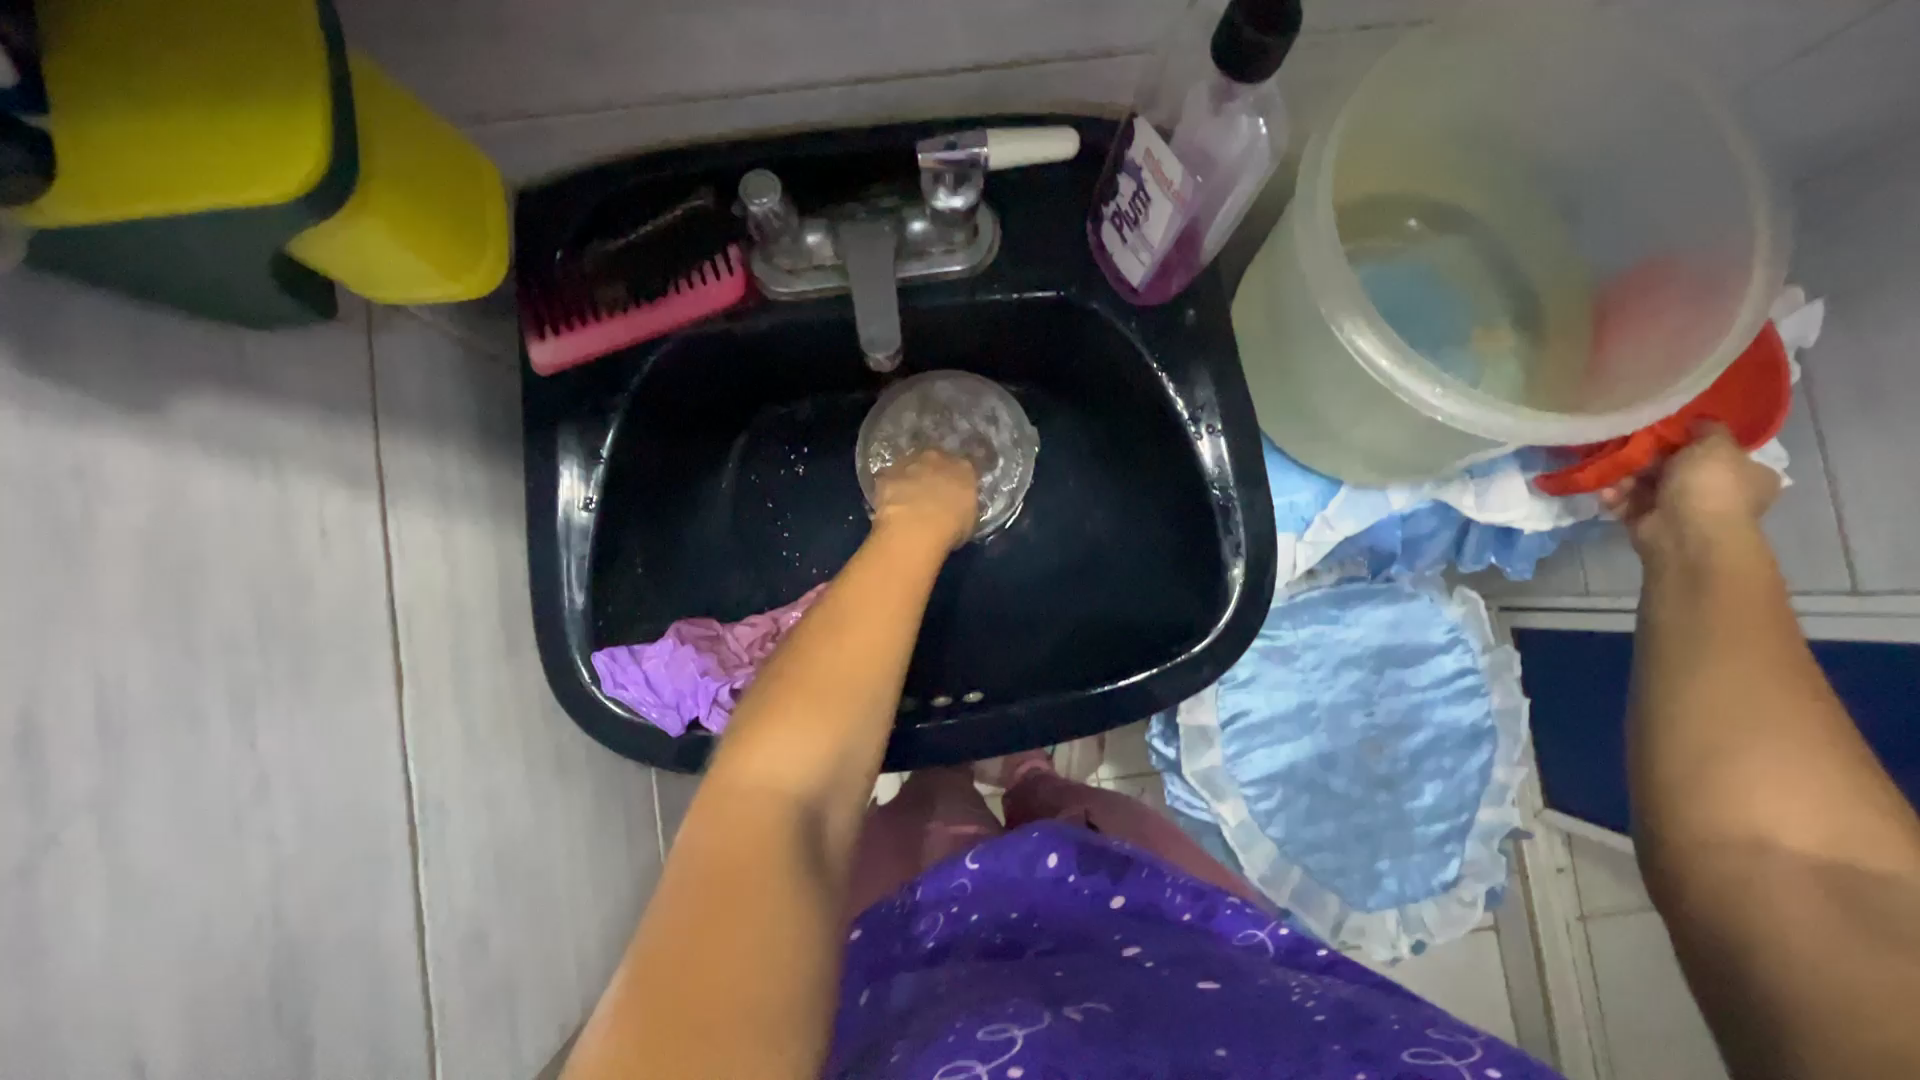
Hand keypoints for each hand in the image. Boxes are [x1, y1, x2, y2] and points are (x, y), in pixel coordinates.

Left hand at [872, 450, 979, 550]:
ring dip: (909, 479)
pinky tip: (888, 504)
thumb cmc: (951, 527)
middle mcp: (937, 458)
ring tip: (906, 500)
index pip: (962, 468)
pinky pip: (888, 479)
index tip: (952, 494)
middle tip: (928, 494)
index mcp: (963, 468)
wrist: (915, 527)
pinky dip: (889, 488)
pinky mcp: (886, 473)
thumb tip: (957, 509)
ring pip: (909, 466)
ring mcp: (909, 462)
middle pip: (934, 461)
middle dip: (931, 474)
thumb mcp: (969, 520)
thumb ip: (963, 506)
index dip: (956, 481)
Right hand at [1600, 422, 1779, 566]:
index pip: (1724, 452)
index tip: (1673, 430)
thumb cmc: (1710, 484)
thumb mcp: (1716, 443)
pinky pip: (1630, 504)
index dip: (1698, 439)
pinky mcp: (1651, 524)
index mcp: (1748, 475)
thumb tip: (1698, 423)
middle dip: (1653, 457)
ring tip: (1614, 470)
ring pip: (1649, 485)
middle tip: (1634, 446)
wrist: (1685, 532)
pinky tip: (1607, 490)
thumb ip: (1708, 429)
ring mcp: (1683, 510)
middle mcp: (1718, 493)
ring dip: (1629, 476)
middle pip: (1679, 467)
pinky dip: (1617, 496)